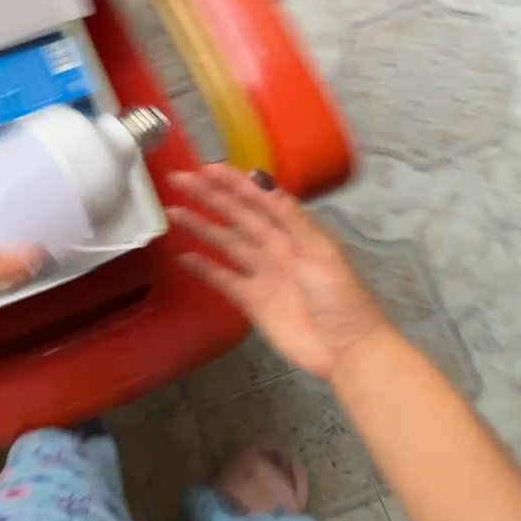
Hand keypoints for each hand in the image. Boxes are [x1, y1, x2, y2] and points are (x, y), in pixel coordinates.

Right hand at [168, 164, 394, 382]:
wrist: (348, 352)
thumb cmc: (340, 297)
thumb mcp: (320, 251)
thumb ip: (289, 216)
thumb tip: (260, 179)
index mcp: (294, 232)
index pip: (258, 199)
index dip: (232, 182)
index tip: (206, 168)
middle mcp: (275, 247)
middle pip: (236, 216)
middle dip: (208, 196)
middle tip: (178, 180)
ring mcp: (262, 274)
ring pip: (225, 243)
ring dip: (200, 226)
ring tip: (172, 212)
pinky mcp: (251, 301)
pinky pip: (222, 279)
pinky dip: (203, 268)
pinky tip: (183, 256)